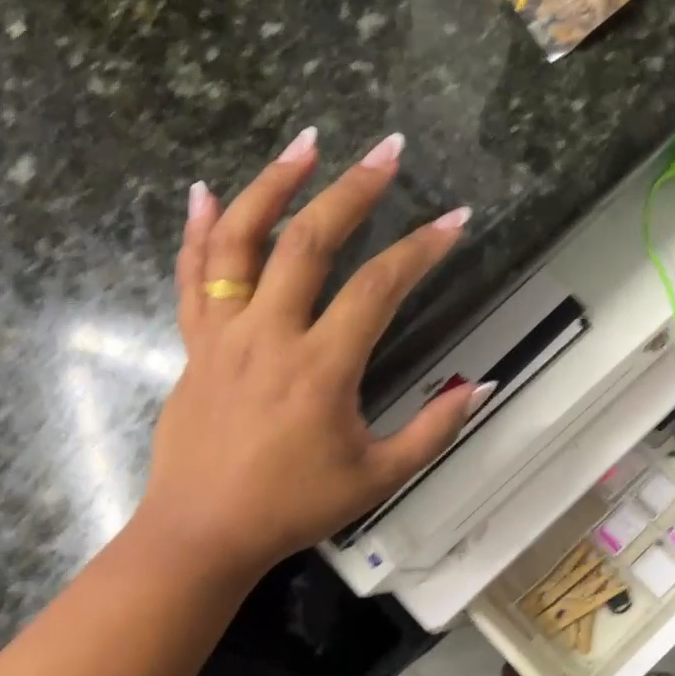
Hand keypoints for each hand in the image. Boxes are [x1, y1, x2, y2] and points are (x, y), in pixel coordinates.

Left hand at [135, 129, 487, 578]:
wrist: (203, 532)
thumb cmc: (296, 506)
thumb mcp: (379, 476)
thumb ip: (435, 430)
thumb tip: (482, 385)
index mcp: (321, 368)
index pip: (377, 288)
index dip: (420, 250)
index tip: (454, 220)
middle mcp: (269, 335)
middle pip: (309, 243)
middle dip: (353, 190)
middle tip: (387, 150)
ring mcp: (224, 333)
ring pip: (241, 241)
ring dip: (274, 185)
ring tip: (306, 143)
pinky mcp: (196, 343)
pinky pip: (192, 275)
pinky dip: (198, 229)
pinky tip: (207, 191)